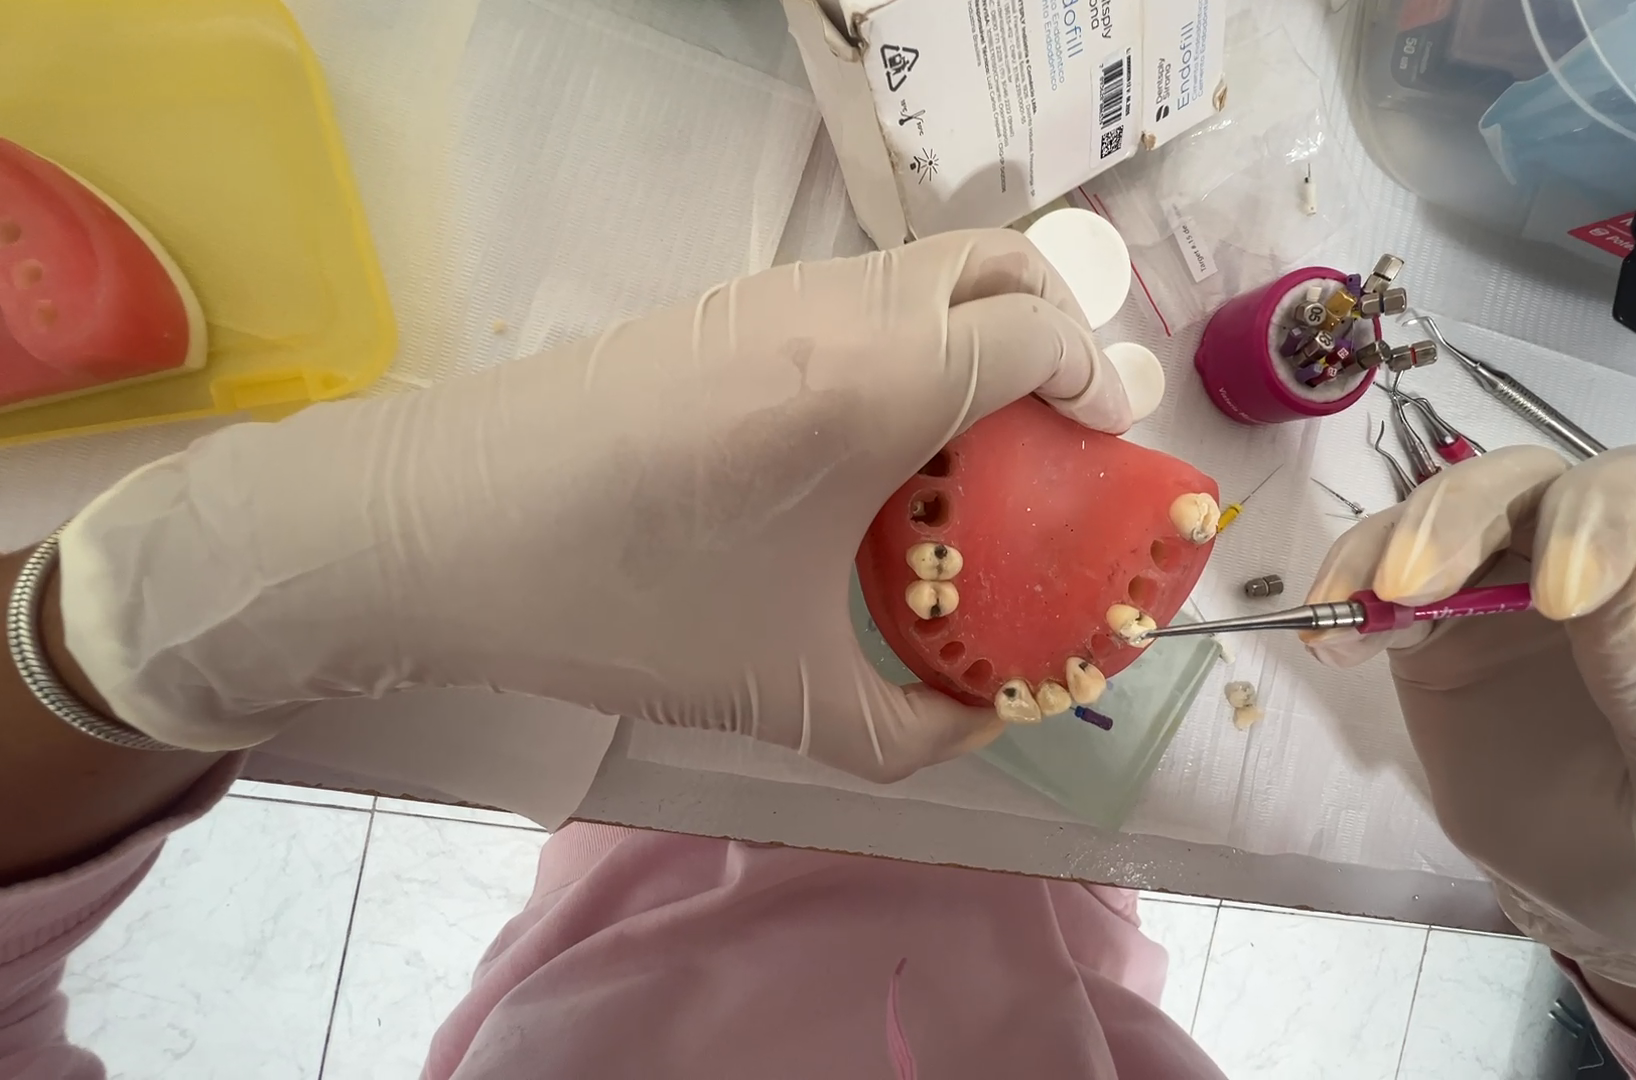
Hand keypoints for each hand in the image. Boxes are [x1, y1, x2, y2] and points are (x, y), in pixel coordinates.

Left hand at [55, 230, 1134, 781]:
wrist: (433, 527)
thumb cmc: (622, 610)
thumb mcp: (787, 698)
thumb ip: (912, 733)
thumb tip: (988, 722)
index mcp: (869, 391)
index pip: (1032, 334)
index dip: (1090, 379)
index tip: (1101, 440)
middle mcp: (837, 311)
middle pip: (999, 262)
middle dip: (1057, 324)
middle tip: (1056, 417)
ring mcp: (780, 290)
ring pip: (930, 262)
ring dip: (986, 321)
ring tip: (980, 421)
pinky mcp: (734, 297)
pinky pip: (869, 285)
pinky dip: (919, 327)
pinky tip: (885, 420)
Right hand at [1302, 446, 1635, 994]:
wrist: (1588, 894)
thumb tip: (1627, 583)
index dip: (1597, 516)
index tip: (1557, 604)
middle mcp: (1586, 563)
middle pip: (1516, 483)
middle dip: (1452, 519)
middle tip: (1405, 587)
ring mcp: (1495, 593)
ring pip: (1431, 519)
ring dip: (1376, 550)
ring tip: (1342, 613)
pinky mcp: (1428, 633)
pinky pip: (1377, 586)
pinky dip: (1343, 600)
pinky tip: (1327, 644)